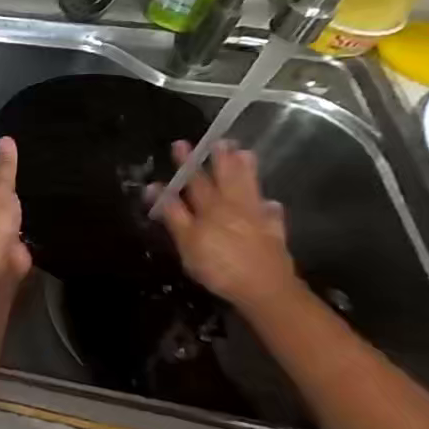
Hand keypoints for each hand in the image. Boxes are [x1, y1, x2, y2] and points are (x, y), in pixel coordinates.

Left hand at [0, 136, 31, 283]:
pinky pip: (20, 221)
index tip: (15, 154)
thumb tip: (5, 139)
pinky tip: (46, 206)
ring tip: (43, 183)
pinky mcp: (9, 237)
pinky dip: (29, 216)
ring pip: (8, 204)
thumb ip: (5, 165)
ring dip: (21, 199)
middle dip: (11, 179)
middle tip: (34, 167)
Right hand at [150, 140, 302, 308]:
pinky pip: (272, 215)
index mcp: (210, 208)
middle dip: (221, 159)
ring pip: (250, 189)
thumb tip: (155, 187)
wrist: (265, 289)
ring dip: (247, 172)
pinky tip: (272, 203)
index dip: (186, 164)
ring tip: (246, 154)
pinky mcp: (274, 234)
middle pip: (226, 179)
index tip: (180, 143)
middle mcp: (234, 207)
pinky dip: (270, 207)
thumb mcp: (187, 242)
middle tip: (220, 139)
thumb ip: (173, 214)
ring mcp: (257, 219)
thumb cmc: (219, 267)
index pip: (195, 181)